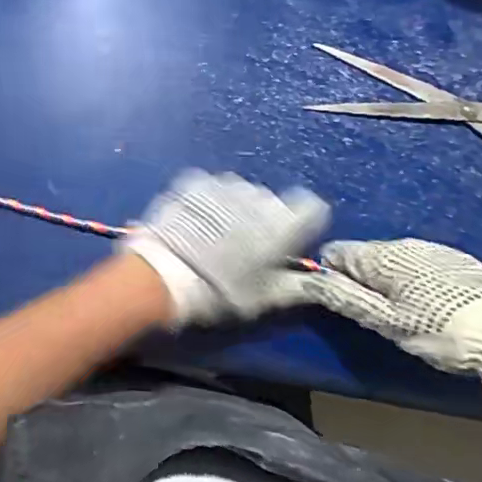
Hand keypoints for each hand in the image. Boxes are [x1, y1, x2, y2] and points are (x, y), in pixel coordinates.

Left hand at [121, 170, 329, 325]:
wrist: (165, 274)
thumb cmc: (219, 290)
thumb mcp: (267, 297)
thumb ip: (298, 286)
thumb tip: (316, 284)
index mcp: (287, 224)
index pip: (312, 208)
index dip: (299, 224)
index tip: (286, 239)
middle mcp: (260, 199)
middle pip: (271, 199)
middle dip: (262, 217)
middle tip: (244, 242)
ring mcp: (223, 187)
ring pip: (239, 190)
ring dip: (233, 206)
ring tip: (215, 231)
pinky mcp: (192, 183)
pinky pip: (207, 185)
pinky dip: (205, 198)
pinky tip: (195, 218)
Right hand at [295, 239, 481, 408]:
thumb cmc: (441, 330)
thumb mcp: (385, 321)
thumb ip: (342, 297)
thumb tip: (306, 281)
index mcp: (381, 256)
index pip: (334, 253)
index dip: (333, 277)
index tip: (347, 301)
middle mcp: (406, 245)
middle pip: (366, 257)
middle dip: (365, 279)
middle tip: (380, 312)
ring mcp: (439, 251)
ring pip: (396, 262)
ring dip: (393, 281)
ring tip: (411, 310)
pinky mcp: (465, 262)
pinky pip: (425, 266)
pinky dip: (420, 282)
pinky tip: (437, 304)